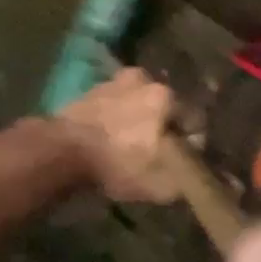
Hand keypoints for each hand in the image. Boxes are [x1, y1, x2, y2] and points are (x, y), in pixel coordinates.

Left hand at [54, 66, 181, 202]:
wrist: (64, 148)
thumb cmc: (120, 164)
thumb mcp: (166, 183)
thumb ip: (191, 169)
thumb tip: (196, 156)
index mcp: (165, 95)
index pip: (194, 119)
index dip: (193, 142)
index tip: (187, 160)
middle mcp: (142, 78)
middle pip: (166, 106)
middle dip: (166, 125)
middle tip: (160, 151)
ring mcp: (114, 80)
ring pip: (141, 101)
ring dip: (142, 118)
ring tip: (135, 144)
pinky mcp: (93, 87)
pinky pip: (119, 102)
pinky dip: (122, 116)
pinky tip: (116, 135)